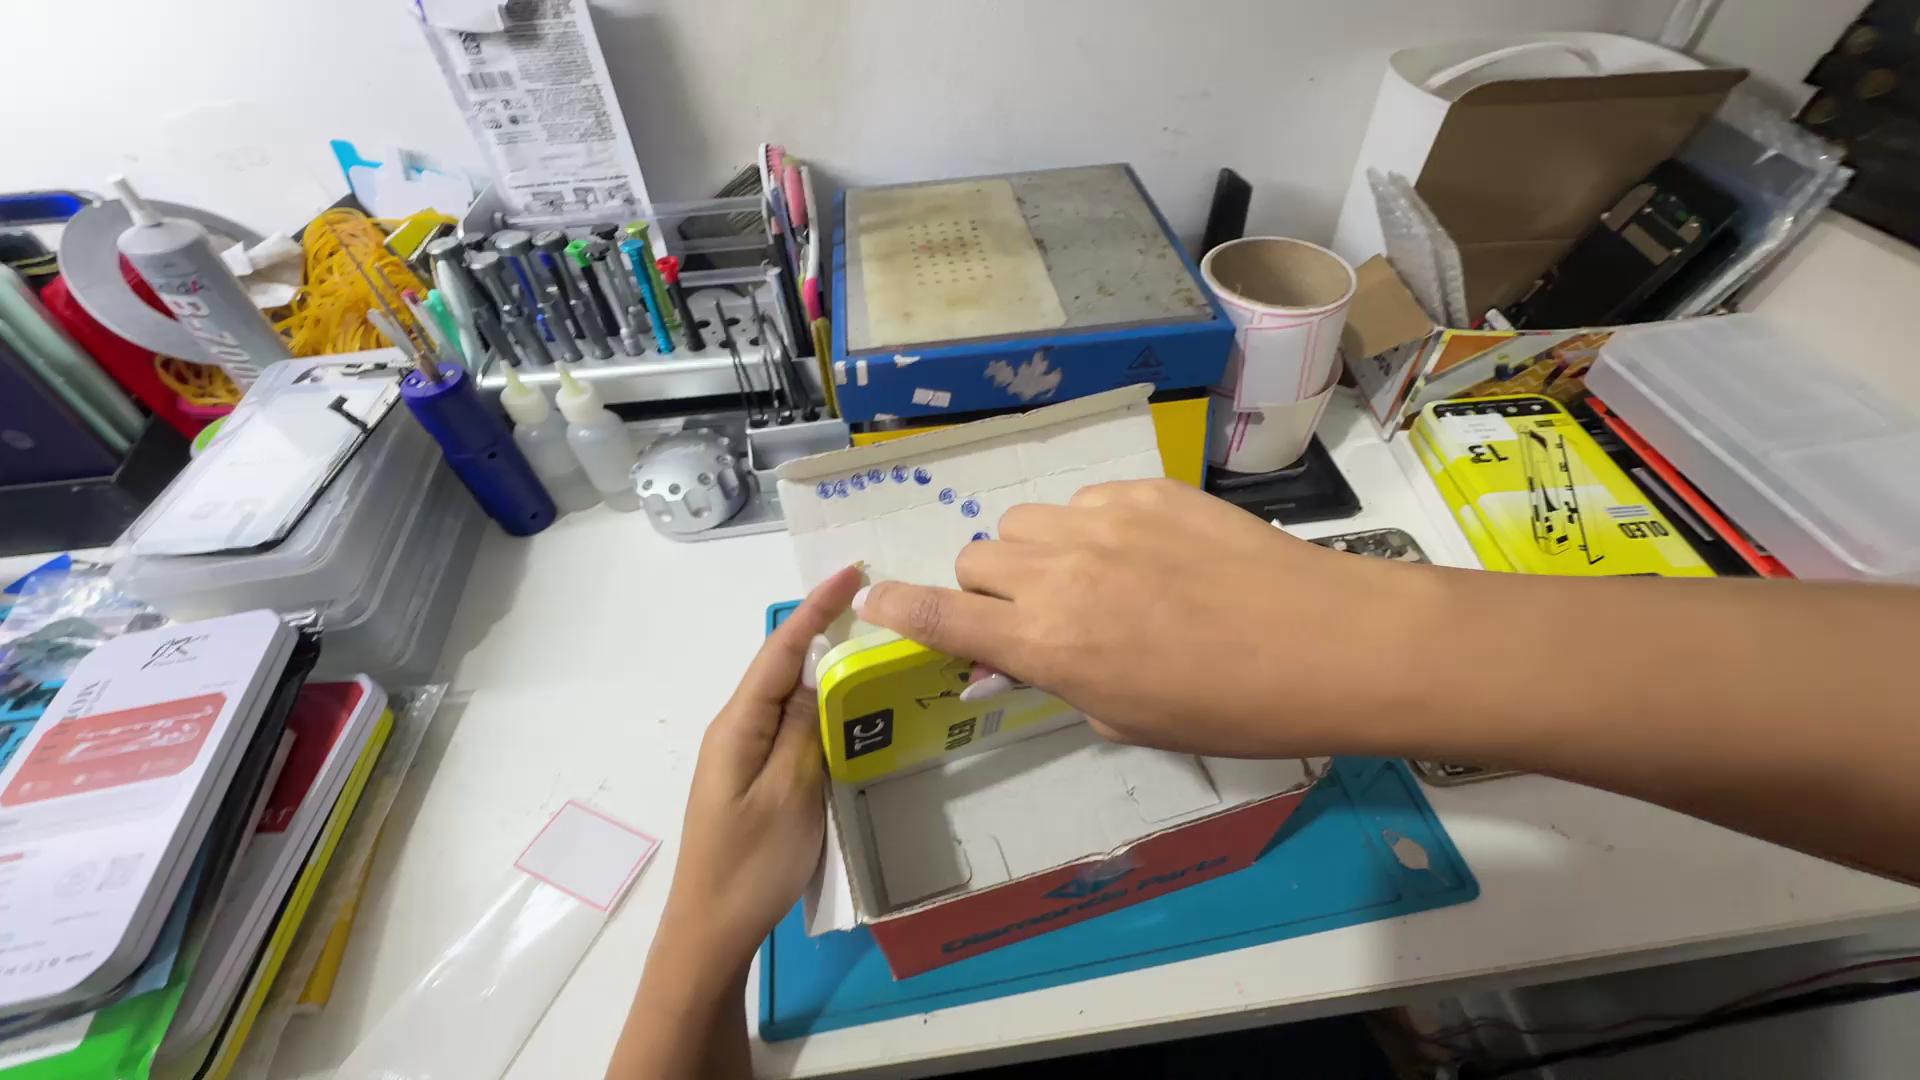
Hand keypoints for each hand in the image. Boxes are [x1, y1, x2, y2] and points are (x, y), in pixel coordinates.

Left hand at [660, 565, 861, 968]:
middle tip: (876, 612)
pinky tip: (849, 712)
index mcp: (740, 724)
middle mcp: (738, 728)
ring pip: (789, 696)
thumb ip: (805, 730)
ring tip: (872, 651)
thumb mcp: (789, 794)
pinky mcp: (757, 775)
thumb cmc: (751, 864)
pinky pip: (791, 726)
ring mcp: (746, 753)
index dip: (815, 607)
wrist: (711, 932)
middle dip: (823, 630)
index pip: (780, 649)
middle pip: (782, 665)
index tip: (850, 573)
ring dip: (826, 670)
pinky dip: (821, 708)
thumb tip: (819, 677)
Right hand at [856, 480, 1443, 758]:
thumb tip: (1012, 657)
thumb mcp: (1125, 716)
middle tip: (1034, 611)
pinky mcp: (1142, 489)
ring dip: (1034, 554)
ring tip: (1090, 576)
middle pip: (975, 557)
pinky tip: (1141, 551)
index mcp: (1048, 642)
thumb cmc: (1226, 707)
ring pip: (1023, 523)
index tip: (872, 601)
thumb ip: (1055, 678)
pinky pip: (1082, 503)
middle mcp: (1057, 574)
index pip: (942, 618)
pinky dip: (1089, 528)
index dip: (899, 610)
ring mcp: (1099, 522)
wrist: (1324, 642)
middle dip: (988, 588)